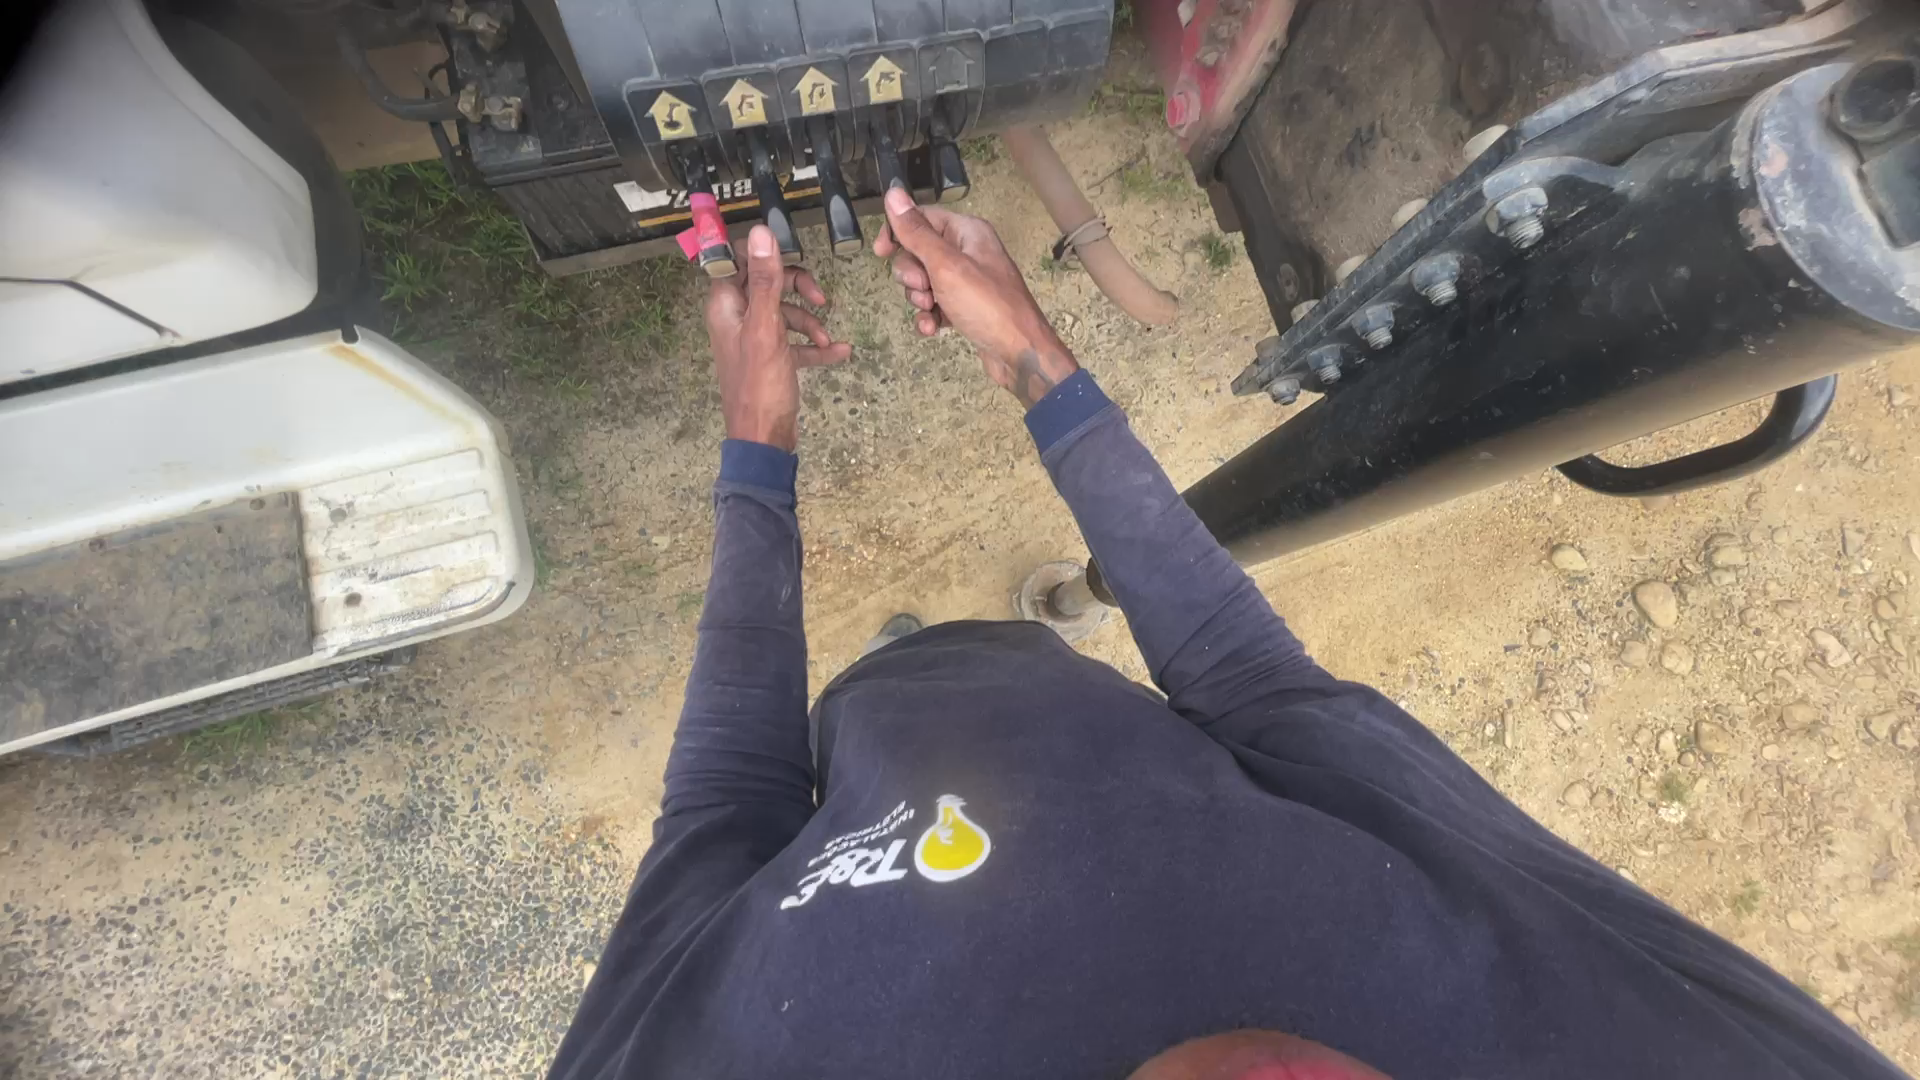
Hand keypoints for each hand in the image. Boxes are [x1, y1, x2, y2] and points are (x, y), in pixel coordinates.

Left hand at [704, 226, 851, 450]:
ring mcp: (756, 340)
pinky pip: (797, 344)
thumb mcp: (766, 330)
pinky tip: (841, 353)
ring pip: (786, 314)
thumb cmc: (760, 387)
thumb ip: (765, 282)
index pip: (737, 260)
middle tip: (821, 297)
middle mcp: (738, 319)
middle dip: (797, 288)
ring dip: (811, 323)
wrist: (764, 440)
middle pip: (768, 284)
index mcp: (727, 306)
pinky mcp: (774, 361)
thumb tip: (763, 233)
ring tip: (828, 339)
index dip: (763, 253)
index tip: (792, 254)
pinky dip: (816, 347)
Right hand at [874, 186, 1079, 408]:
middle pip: (919, 253)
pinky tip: (932, 329)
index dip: (898, 233)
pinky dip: (930, 317)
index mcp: (967, 232)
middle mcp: (968, 252)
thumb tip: (893, 194)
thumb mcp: (946, 265)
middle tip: (923, 288)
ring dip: (919, 299)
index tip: (881, 253)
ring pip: (924, 282)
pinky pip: (936, 306)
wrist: (1018, 353)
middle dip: (912, 274)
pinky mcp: (965, 309)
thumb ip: (917, 232)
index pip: (922, 218)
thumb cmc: (987, 305)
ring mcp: (967, 283)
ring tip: (932, 310)